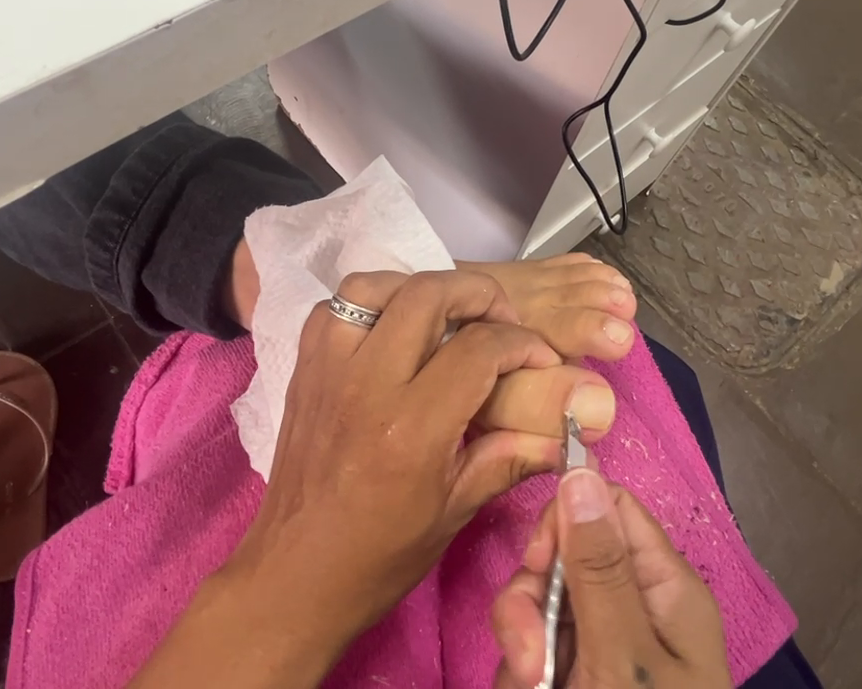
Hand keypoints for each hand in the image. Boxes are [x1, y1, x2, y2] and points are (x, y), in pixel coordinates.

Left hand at [232, 268, 572, 635]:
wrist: (294, 576)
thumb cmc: (380, 553)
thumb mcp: (456, 511)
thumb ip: (510, 457)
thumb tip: (567, 434)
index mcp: (413, 427)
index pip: (479, 349)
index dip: (523, 343)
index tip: (540, 357)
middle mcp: (367, 384)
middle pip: (428, 294)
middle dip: (478, 293)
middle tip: (501, 318)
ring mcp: (328, 370)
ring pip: (373, 286)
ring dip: (419, 287)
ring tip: (446, 312)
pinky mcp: (303, 369)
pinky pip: (335, 308)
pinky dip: (370, 303)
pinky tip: (393, 327)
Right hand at [490, 470, 730, 688]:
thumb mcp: (624, 660)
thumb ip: (599, 568)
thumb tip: (581, 471)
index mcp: (663, 588)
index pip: (609, 508)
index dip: (566, 520)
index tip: (538, 558)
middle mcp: (631, 608)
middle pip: (561, 556)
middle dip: (530, 600)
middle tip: (530, 656)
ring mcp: (599, 648)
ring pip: (536, 608)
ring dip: (519, 650)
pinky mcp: (570, 678)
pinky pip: (529, 655)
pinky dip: (520, 677)